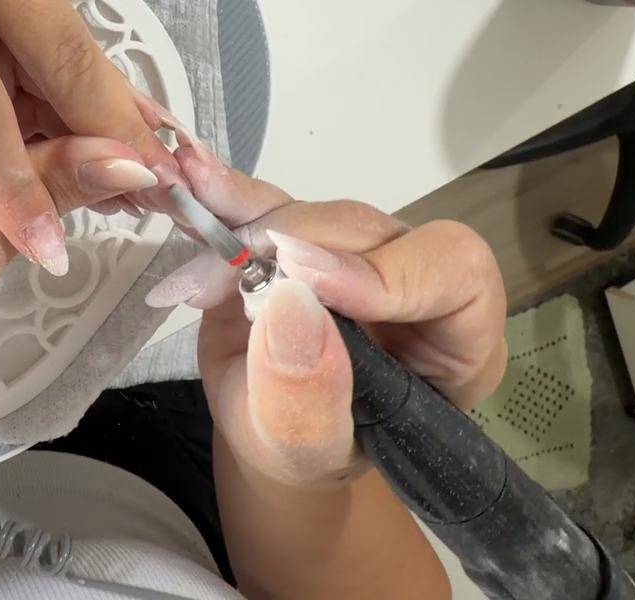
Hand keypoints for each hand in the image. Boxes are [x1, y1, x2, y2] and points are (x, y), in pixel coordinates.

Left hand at [0, 37, 161, 400]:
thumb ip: (48, 187)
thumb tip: (135, 158)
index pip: (9, 66)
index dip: (83, 90)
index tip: (152, 126)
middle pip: (22, 92)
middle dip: (94, 120)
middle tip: (170, 150)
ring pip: (22, 127)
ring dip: (83, 148)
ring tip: (152, 175)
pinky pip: (9, 160)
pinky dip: (56, 172)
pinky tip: (105, 186)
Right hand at [145, 139, 507, 489]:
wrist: (262, 427)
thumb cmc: (297, 449)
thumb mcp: (303, 447)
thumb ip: (306, 392)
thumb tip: (291, 300)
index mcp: (448, 337)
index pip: (449, 270)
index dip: (379, 267)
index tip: (298, 276)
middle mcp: (404, 277)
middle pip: (362, 228)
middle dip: (281, 242)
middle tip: (212, 277)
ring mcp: (344, 248)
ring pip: (304, 206)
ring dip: (239, 207)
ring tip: (186, 200)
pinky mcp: (290, 230)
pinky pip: (258, 199)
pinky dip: (217, 195)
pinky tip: (185, 186)